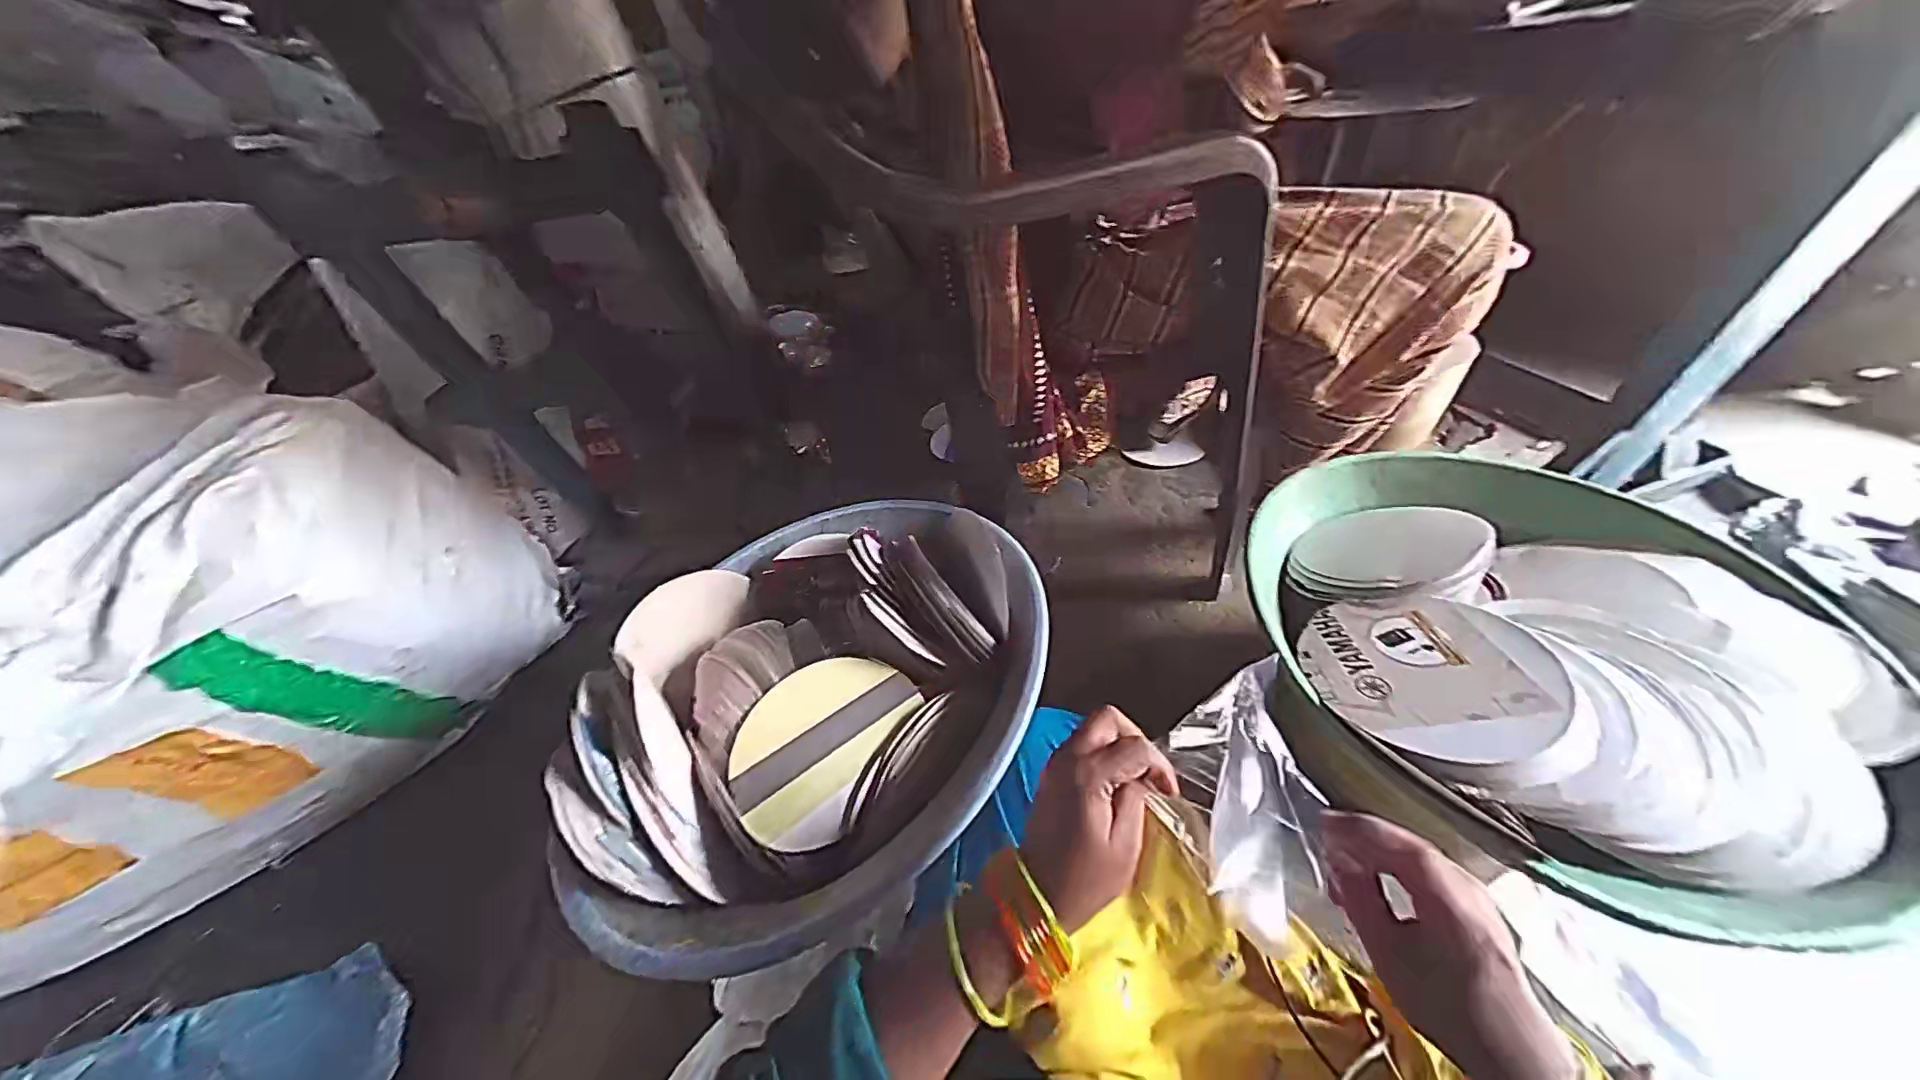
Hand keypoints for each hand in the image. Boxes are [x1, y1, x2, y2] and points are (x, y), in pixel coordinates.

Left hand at [1019, 706, 1177, 932]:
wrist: (1037, 895)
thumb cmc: (1085, 879)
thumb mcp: (1125, 845)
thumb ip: (1136, 800)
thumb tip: (1142, 778)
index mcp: (1088, 774)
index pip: (1135, 746)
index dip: (1159, 765)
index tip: (1168, 793)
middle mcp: (1067, 758)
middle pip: (1106, 717)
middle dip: (1135, 737)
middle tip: (1150, 771)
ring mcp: (1055, 763)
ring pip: (1092, 728)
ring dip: (1118, 744)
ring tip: (1137, 779)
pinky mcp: (1051, 773)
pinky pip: (1082, 745)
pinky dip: (1103, 753)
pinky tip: (1116, 783)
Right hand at [1322, 812, 1580, 1079]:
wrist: (1511, 1051)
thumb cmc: (1444, 1002)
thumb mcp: (1387, 951)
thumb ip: (1359, 898)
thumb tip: (1338, 863)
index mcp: (1445, 890)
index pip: (1394, 840)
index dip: (1355, 827)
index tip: (1322, 823)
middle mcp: (1465, 884)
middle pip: (1406, 846)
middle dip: (1364, 841)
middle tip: (1329, 846)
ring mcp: (1476, 897)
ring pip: (1418, 859)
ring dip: (1380, 855)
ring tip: (1348, 867)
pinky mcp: (1479, 911)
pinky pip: (1430, 874)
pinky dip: (1399, 870)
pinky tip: (1381, 884)